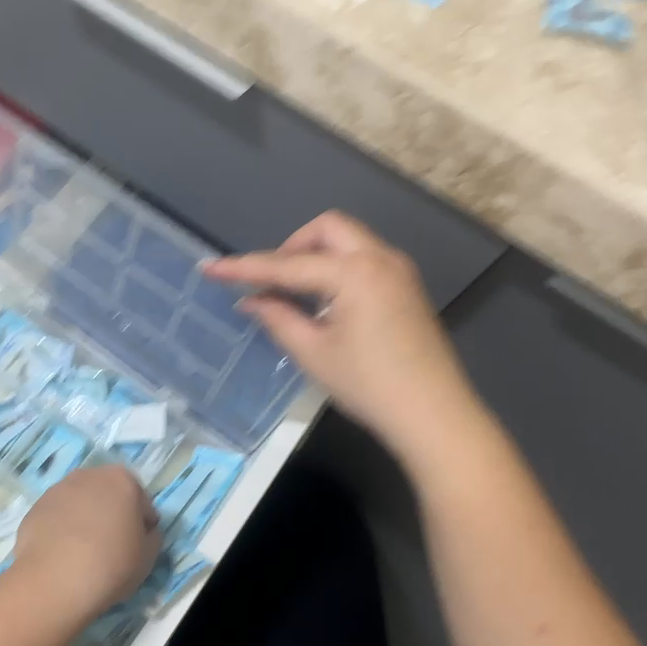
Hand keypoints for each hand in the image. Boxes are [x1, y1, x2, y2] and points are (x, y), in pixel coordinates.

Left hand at [10, 466, 160, 621]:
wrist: (55, 580)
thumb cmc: (112, 563)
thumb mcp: (148, 557)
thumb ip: (151, 537)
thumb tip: (144, 532)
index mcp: (122, 480)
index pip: (141, 502)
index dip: (142, 525)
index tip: (138, 546)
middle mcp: (88, 475)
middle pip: (107, 495)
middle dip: (111, 515)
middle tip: (111, 547)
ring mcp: (57, 490)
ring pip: (79, 504)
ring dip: (84, 520)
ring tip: (83, 553)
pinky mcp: (34, 508)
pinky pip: (56, 518)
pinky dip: (61, 530)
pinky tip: (62, 556)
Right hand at [205, 211, 483, 458]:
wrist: (435, 416)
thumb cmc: (370, 386)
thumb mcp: (314, 354)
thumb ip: (278, 318)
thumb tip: (251, 300)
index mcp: (355, 273)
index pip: (288, 264)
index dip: (246, 268)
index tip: (211, 269)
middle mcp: (380, 259)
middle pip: (327, 228)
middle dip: (291, 247)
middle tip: (271, 282)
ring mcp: (400, 272)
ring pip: (349, 241)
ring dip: (316, 256)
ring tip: (294, 294)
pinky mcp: (408, 289)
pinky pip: (365, 259)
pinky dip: (338, 268)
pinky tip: (325, 302)